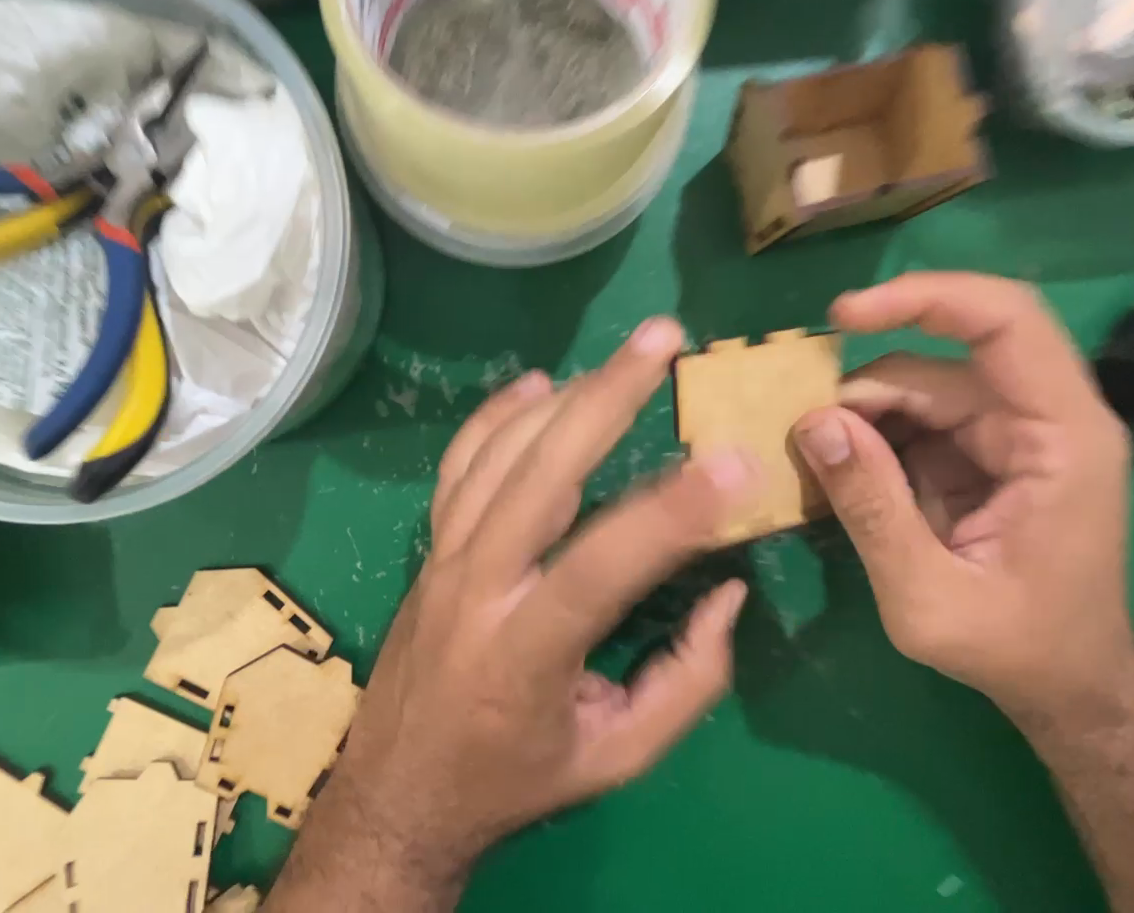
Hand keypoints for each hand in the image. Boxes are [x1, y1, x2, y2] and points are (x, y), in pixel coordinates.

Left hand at [280, 317, 757, 902]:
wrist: (399, 791)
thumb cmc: (515, 779)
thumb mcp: (616, 757)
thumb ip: (686, 681)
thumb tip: (729, 592)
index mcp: (526, 651)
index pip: (602, 565)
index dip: (671, 514)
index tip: (734, 463)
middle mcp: (477, 587)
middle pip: (540, 474)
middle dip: (607, 399)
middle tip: (665, 341)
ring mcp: (445, 557)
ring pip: (500, 453)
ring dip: (564, 396)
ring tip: (625, 357)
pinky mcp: (431, 546)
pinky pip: (459, 463)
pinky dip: (495, 416)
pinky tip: (536, 385)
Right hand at [792, 273, 1133, 721]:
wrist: (1067, 688)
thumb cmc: (1016, 650)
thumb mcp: (928, 597)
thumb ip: (872, 510)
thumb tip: (813, 422)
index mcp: (1061, 437)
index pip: (1005, 322)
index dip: (924, 298)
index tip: (841, 316)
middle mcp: (1043, 418)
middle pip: (939, 362)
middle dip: (862, 392)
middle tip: (800, 439)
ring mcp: (1011, 433)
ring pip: (917, 389)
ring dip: (859, 420)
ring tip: (814, 470)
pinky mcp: (983, 452)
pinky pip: (914, 420)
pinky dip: (869, 439)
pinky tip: (838, 476)